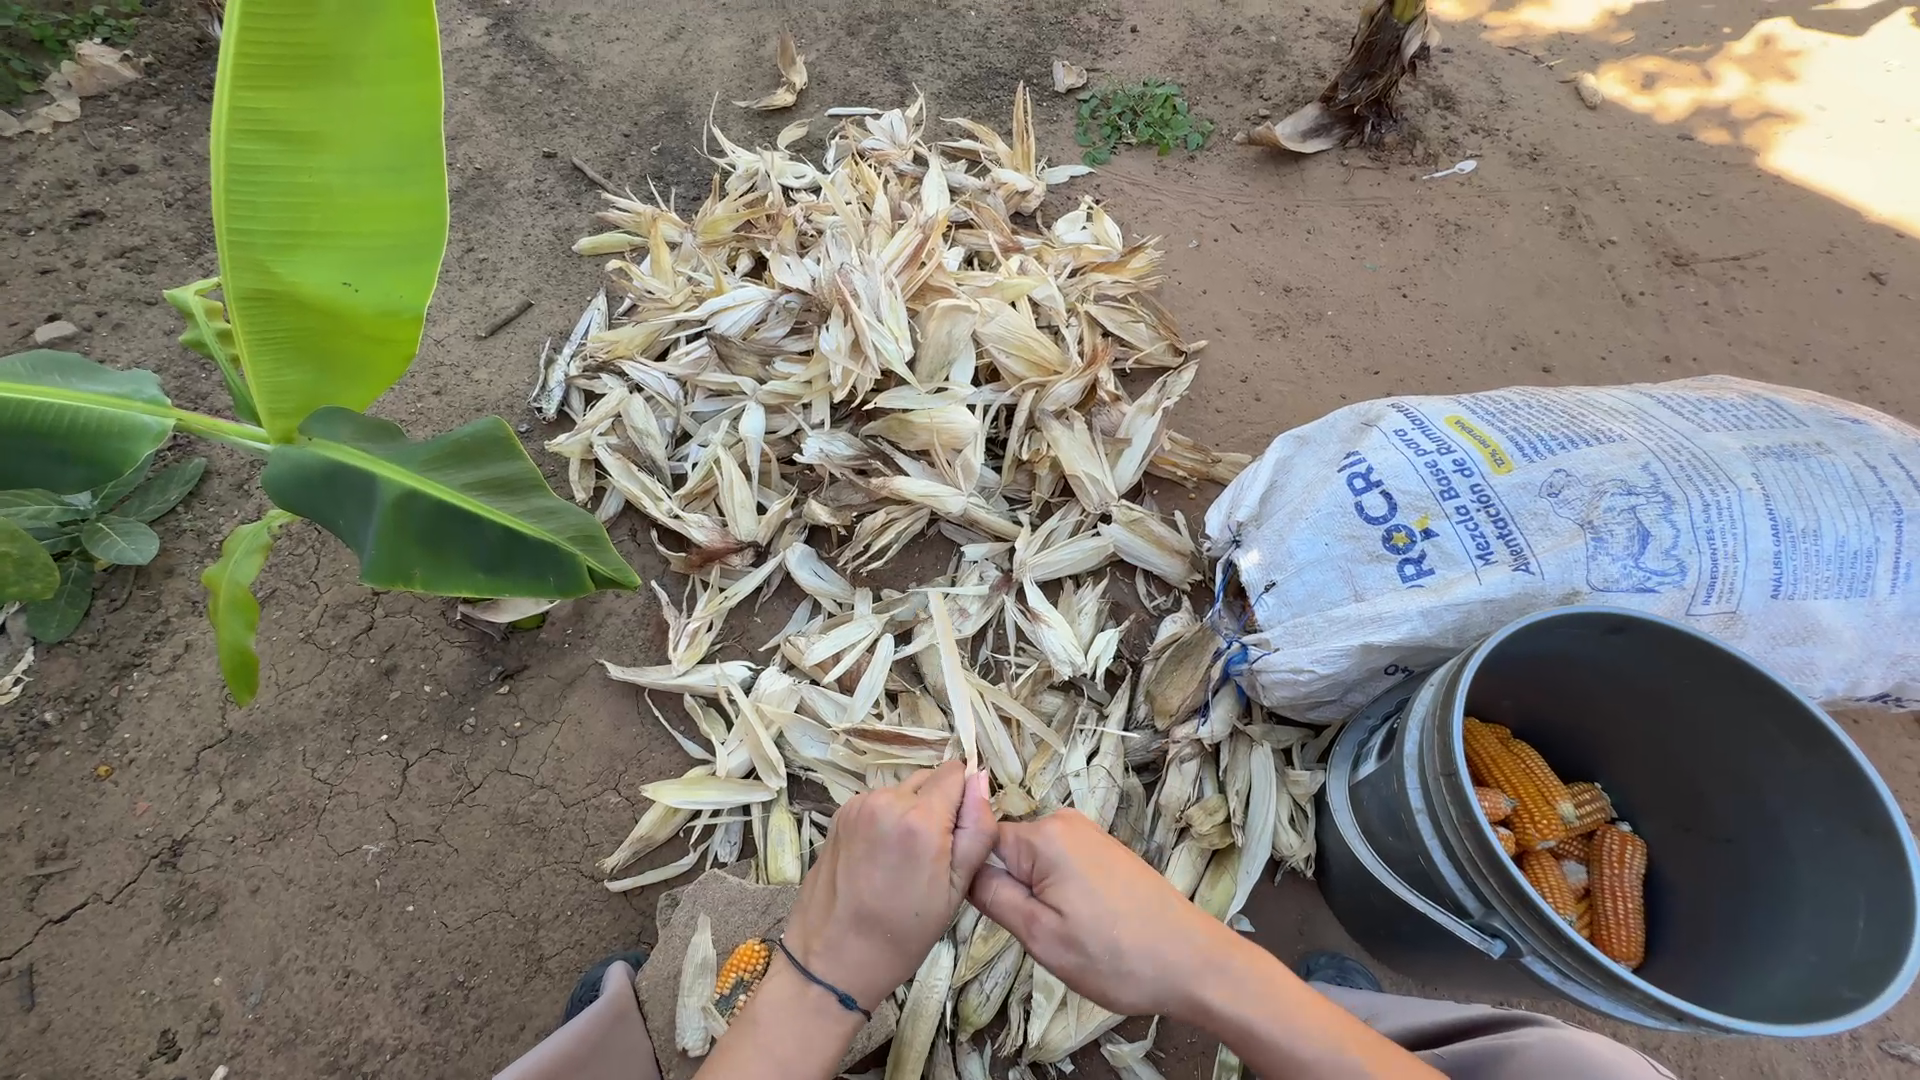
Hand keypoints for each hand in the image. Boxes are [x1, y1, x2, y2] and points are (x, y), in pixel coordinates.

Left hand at [782, 760, 997, 1010]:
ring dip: (912, 811)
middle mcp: (887, 799)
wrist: (832, 960)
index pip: (955, 772)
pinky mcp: (840, 813)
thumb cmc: (903, 933)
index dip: (964, 800)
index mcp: (920, 818)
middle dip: (938, 806)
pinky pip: (879, 801)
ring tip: (902, 860)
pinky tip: (880, 857)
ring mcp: (859, 804)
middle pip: (929, 778)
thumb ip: (977, 829)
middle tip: (931, 854)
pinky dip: (887, 818)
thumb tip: (980, 778)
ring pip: (903, 789)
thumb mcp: (955, 890)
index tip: (957, 836)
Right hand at [968, 807, 1240, 1018]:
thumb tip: (964, 871)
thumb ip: (994, 897)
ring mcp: (1087, 832)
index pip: (981, 843)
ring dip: (1037, 893)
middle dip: (1012, 888)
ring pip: (1034, 860)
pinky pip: (1060, 862)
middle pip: (1009, 850)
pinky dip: (1060, 890)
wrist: (1192, 961)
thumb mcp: (1041, 936)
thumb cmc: (1113, 955)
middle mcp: (1063, 819)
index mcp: (1042, 835)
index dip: (978, 879)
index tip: (992, 914)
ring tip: (1063, 930)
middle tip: (1035, 931)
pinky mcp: (1104, 848)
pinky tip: (1084, 921)